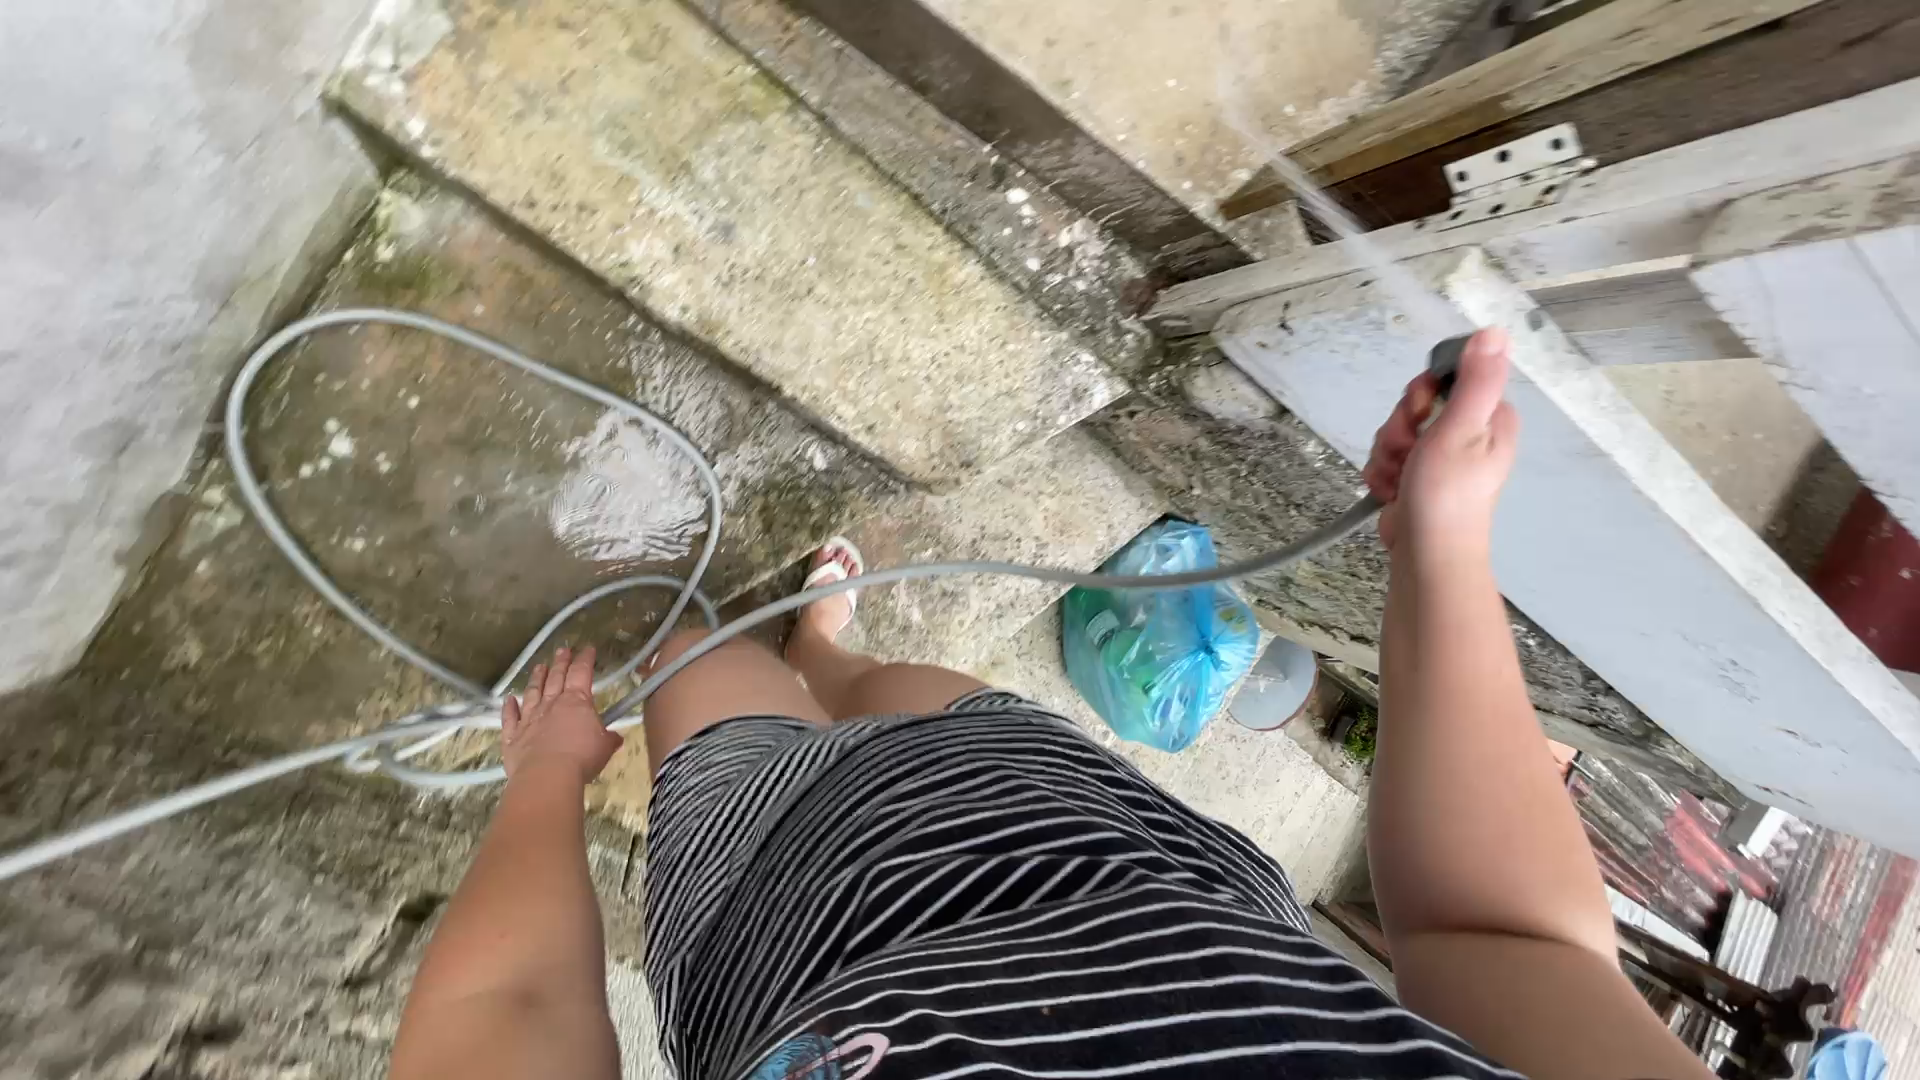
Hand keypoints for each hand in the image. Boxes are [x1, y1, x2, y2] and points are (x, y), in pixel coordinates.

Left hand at [501, 646, 622, 782]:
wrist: (547, 775)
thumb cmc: (582, 757)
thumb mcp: (606, 746)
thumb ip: (609, 738)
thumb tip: (615, 737)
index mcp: (577, 702)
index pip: (582, 673)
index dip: (585, 659)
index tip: (588, 648)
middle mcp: (552, 705)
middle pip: (556, 678)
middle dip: (561, 662)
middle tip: (563, 650)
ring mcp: (530, 719)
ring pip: (533, 693)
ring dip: (536, 679)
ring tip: (539, 666)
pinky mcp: (513, 736)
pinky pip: (510, 718)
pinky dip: (508, 708)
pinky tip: (508, 699)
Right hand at [1363, 328, 1518, 558]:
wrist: (1426, 551)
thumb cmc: (1447, 491)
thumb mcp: (1462, 428)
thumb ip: (1476, 380)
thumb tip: (1495, 330)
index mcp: (1489, 417)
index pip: (1447, 380)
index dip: (1422, 394)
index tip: (1419, 412)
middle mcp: (1467, 434)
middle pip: (1414, 407)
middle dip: (1399, 429)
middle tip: (1407, 451)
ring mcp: (1438, 458)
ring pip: (1395, 434)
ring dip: (1385, 454)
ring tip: (1397, 478)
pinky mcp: (1414, 479)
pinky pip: (1386, 460)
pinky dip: (1381, 474)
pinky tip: (1389, 490)